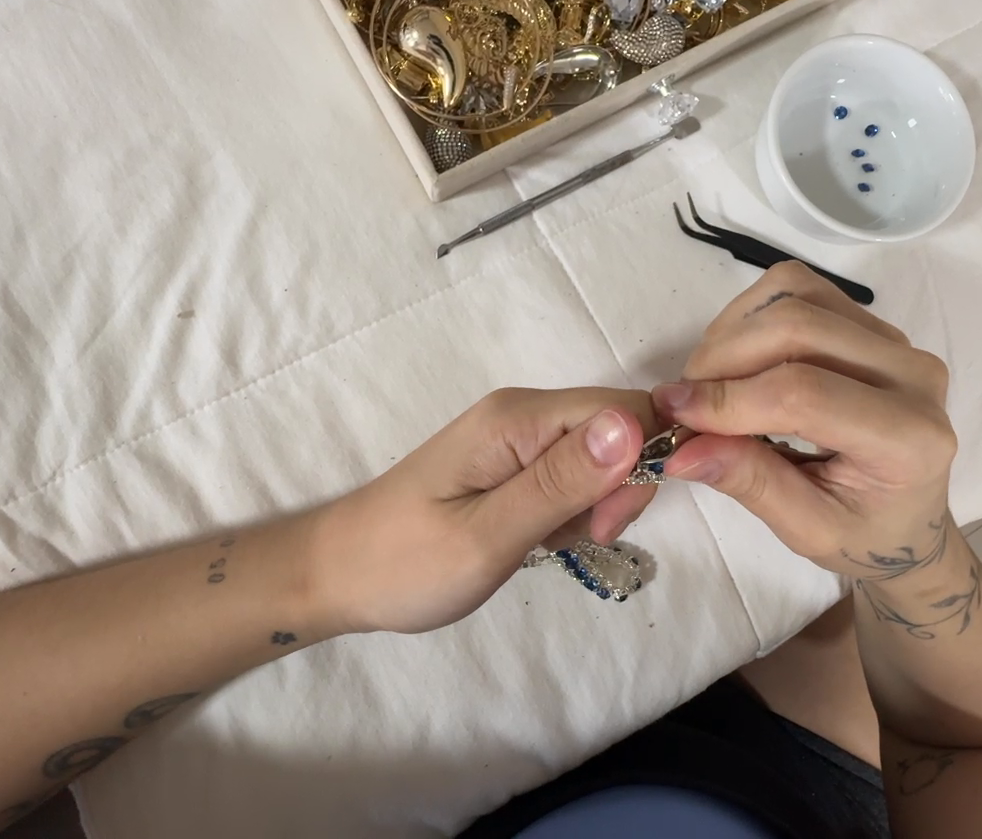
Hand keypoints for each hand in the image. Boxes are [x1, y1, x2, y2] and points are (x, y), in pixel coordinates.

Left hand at [310, 388, 658, 634]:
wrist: (340, 574)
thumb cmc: (407, 563)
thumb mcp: (488, 534)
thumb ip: (561, 481)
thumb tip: (632, 424)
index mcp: (518, 418)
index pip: (625, 407)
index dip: (641, 460)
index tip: (609, 520)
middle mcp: (523, 413)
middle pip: (617, 428)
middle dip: (617, 487)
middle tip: (577, 537)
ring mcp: (517, 436)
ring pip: (600, 456)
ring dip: (593, 504)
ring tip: (547, 542)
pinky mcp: (512, 461)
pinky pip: (571, 475)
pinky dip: (570, 510)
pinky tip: (537, 537)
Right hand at [655, 262, 957, 573]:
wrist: (906, 515)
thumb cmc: (861, 532)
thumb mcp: (807, 530)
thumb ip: (749, 483)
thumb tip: (679, 448)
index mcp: (909, 438)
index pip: (805, 393)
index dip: (729, 399)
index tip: (673, 413)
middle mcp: (911, 374)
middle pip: (799, 327)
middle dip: (722, 358)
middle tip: (684, 400)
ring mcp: (893, 339)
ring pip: (795, 295)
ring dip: (732, 331)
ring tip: (710, 380)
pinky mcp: (868, 321)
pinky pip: (797, 287)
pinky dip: (750, 313)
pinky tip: (737, 356)